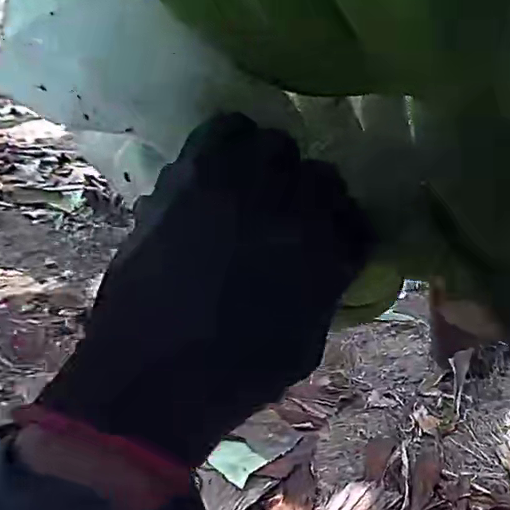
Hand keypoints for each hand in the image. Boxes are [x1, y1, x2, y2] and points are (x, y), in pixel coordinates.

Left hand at [34, 114, 370, 467]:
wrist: (153, 377)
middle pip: (321, 176)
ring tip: (255, 187)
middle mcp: (292, 217)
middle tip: (290, 213)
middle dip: (310, 195)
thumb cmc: (234, 376)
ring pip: (274, 144)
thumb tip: (327, 263)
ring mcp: (238, 192)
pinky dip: (229, 142)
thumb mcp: (305, 347)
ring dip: (272, 165)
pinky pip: (220, 132)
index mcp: (327, 262)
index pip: (356, 219)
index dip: (343, 225)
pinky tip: (222, 169)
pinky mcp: (188, 180)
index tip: (331, 235)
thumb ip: (324, 293)